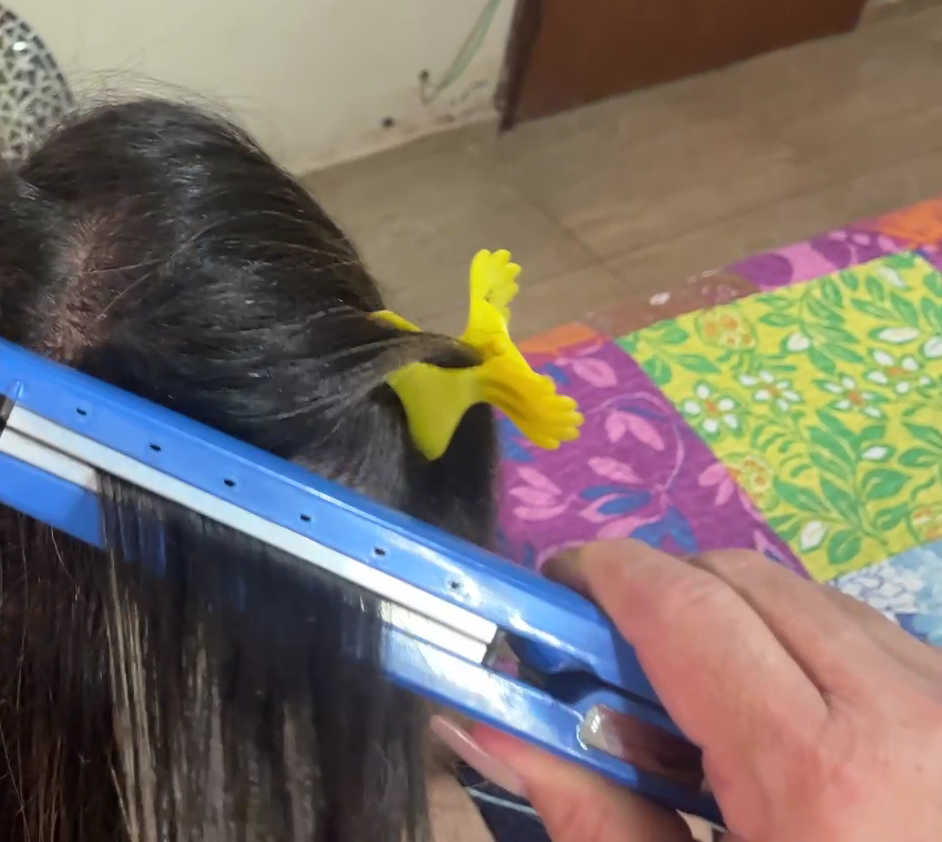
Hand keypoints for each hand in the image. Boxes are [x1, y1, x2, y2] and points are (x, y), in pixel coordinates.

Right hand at [435, 539, 941, 839]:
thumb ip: (586, 813)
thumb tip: (487, 721)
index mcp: (826, 773)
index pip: (676, 600)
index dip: (596, 574)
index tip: (553, 595)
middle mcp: (924, 726)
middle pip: (740, 578)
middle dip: (657, 591)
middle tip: (617, 652)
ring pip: (816, 602)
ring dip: (737, 620)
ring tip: (717, 702)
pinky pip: (889, 647)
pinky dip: (814, 654)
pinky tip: (807, 733)